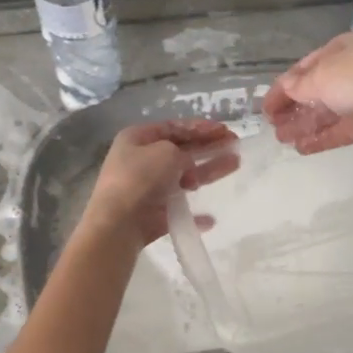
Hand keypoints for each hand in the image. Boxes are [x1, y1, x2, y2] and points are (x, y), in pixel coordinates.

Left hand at [80, 119, 240, 247]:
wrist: (118, 224)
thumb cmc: (140, 178)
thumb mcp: (166, 152)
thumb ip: (183, 151)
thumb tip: (186, 163)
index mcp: (137, 139)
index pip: (173, 128)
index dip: (199, 127)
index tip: (224, 130)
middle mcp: (139, 162)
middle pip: (180, 151)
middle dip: (208, 147)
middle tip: (234, 145)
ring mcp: (145, 190)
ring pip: (182, 179)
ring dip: (207, 172)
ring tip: (235, 165)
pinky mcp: (151, 215)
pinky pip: (177, 211)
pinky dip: (193, 213)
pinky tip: (210, 219)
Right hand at [262, 32, 352, 153]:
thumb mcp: (322, 76)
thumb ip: (299, 85)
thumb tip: (286, 87)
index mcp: (340, 51)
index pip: (304, 69)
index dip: (282, 87)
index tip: (265, 107)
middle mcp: (349, 74)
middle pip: (313, 92)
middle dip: (291, 108)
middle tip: (271, 125)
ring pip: (323, 114)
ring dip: (301, 125)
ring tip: (281, 139)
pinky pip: (336, 132)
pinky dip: (318, 139)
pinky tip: (300, 149)